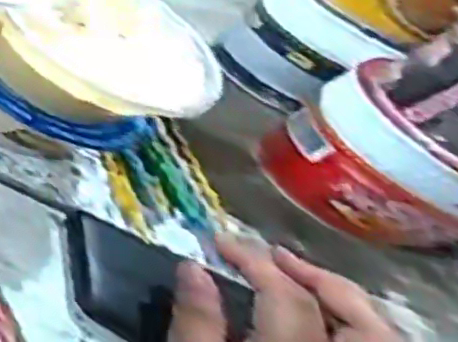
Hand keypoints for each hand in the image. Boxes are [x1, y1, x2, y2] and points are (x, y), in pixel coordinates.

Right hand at [170, 236, 398, 341]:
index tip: (219, 241)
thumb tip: (192, 266)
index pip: (288, 298)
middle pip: (361, 321)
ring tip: (299, 275)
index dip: (254, 262)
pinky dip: (353, 320)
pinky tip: (321, 310)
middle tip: (274, 253)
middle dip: (318, 278)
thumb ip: (195, 319)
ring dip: (341, 298)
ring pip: (381, 335)